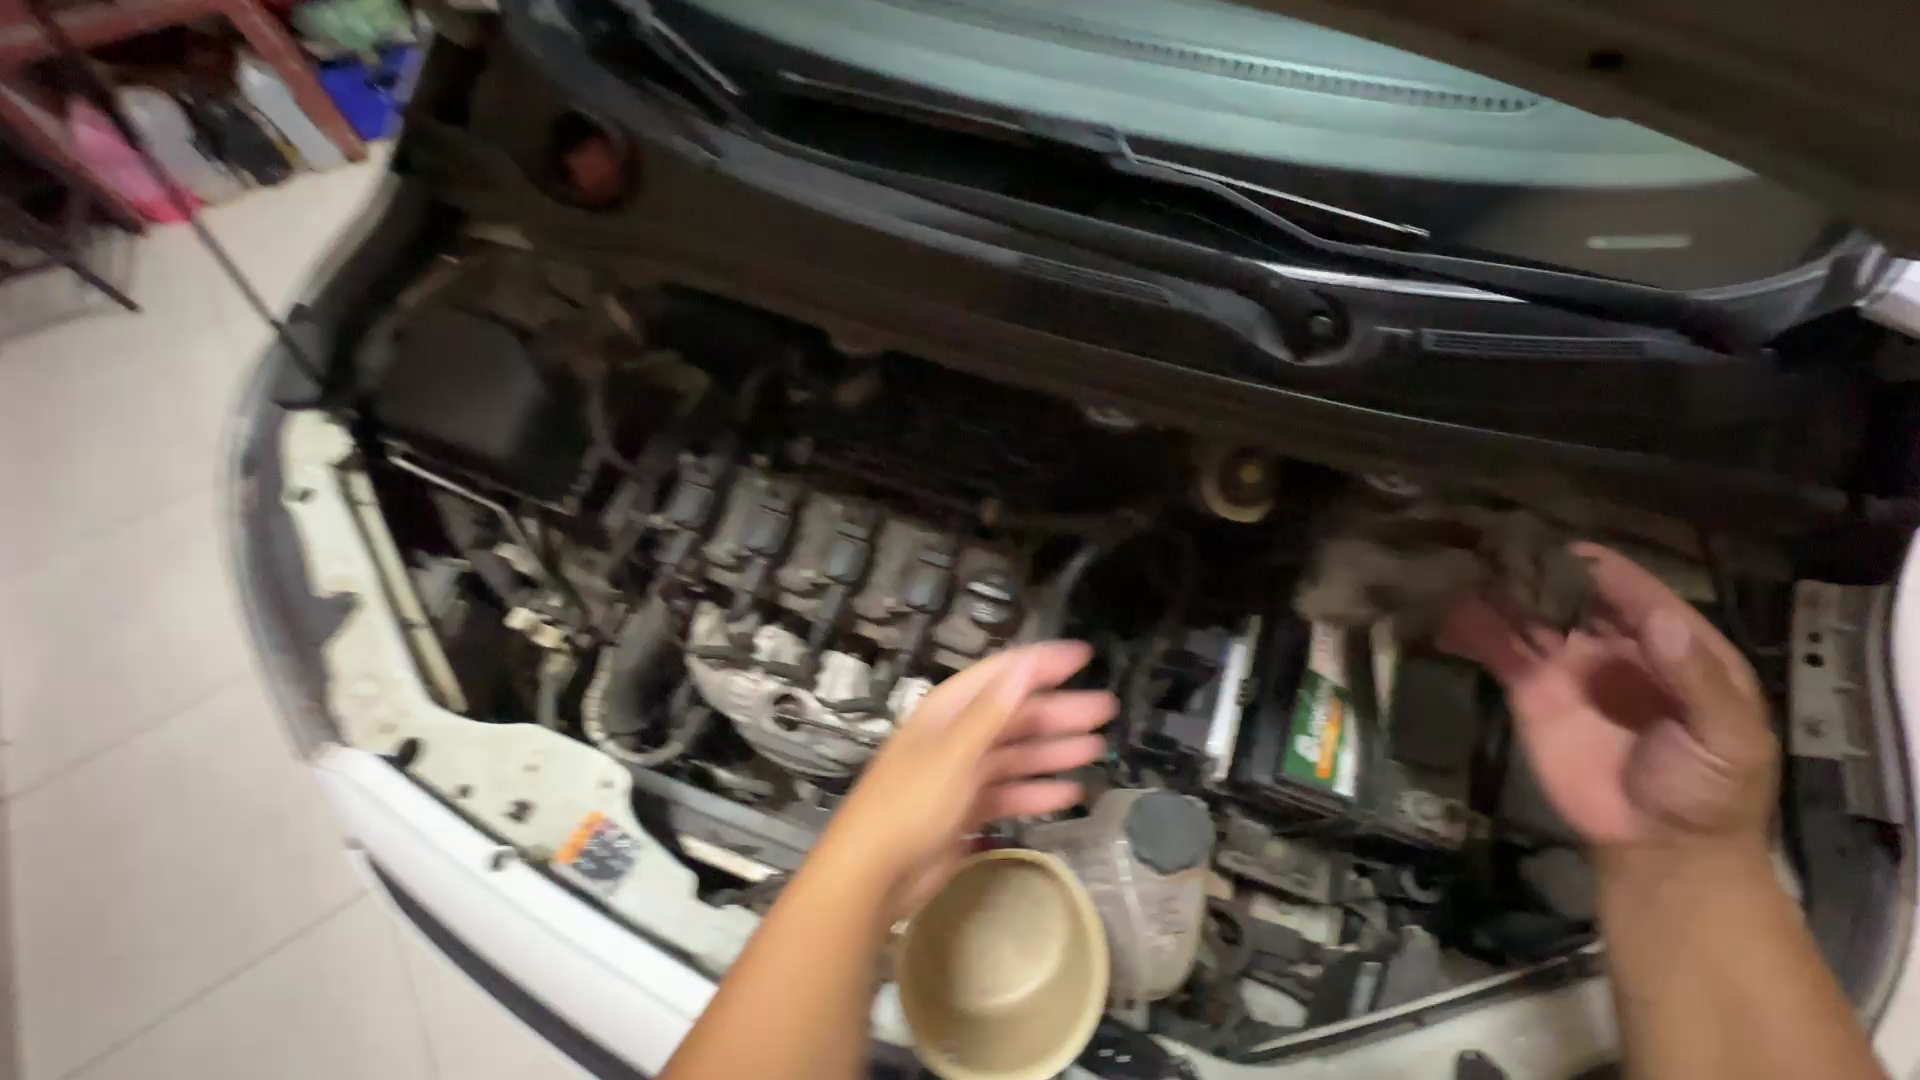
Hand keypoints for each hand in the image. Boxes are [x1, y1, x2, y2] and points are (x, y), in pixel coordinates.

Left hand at [813, 641, 1114, 919]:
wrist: (872, 873)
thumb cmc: (909, 803)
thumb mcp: (953, 753)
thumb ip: (992, 712)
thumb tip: (1025, 667)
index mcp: (947, 711)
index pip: (1001, 675)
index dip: (1041, 664)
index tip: (1083, 658)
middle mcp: (956, 736)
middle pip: (1014, 716)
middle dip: (1058, 712)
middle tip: (1105, 709)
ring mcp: (961, 774)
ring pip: (1016, 755)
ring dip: (1054, 751)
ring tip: (1096, 748)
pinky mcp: (965, 811)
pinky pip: (1009, 794)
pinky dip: (1037, 792)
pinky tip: (1070, 793)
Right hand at [1438, 544, 1777, 851]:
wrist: (1656, 846)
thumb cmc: (1711, 791)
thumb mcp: (1729, 739)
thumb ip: (1696, 680)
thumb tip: (1658, 620)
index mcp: (1673, 646)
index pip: (1636, 595)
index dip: (1602, 571)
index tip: (1562, 548)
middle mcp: (1615, 645)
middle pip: (1574, 597)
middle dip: (1539, 572)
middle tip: (1498, 549)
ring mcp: (1566, 666)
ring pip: (1528, 617)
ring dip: (1498, 593)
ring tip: (1463, 568)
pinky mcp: (1526, 689)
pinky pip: (1496, 651)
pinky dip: (1471, 630)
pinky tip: (1445, 611)